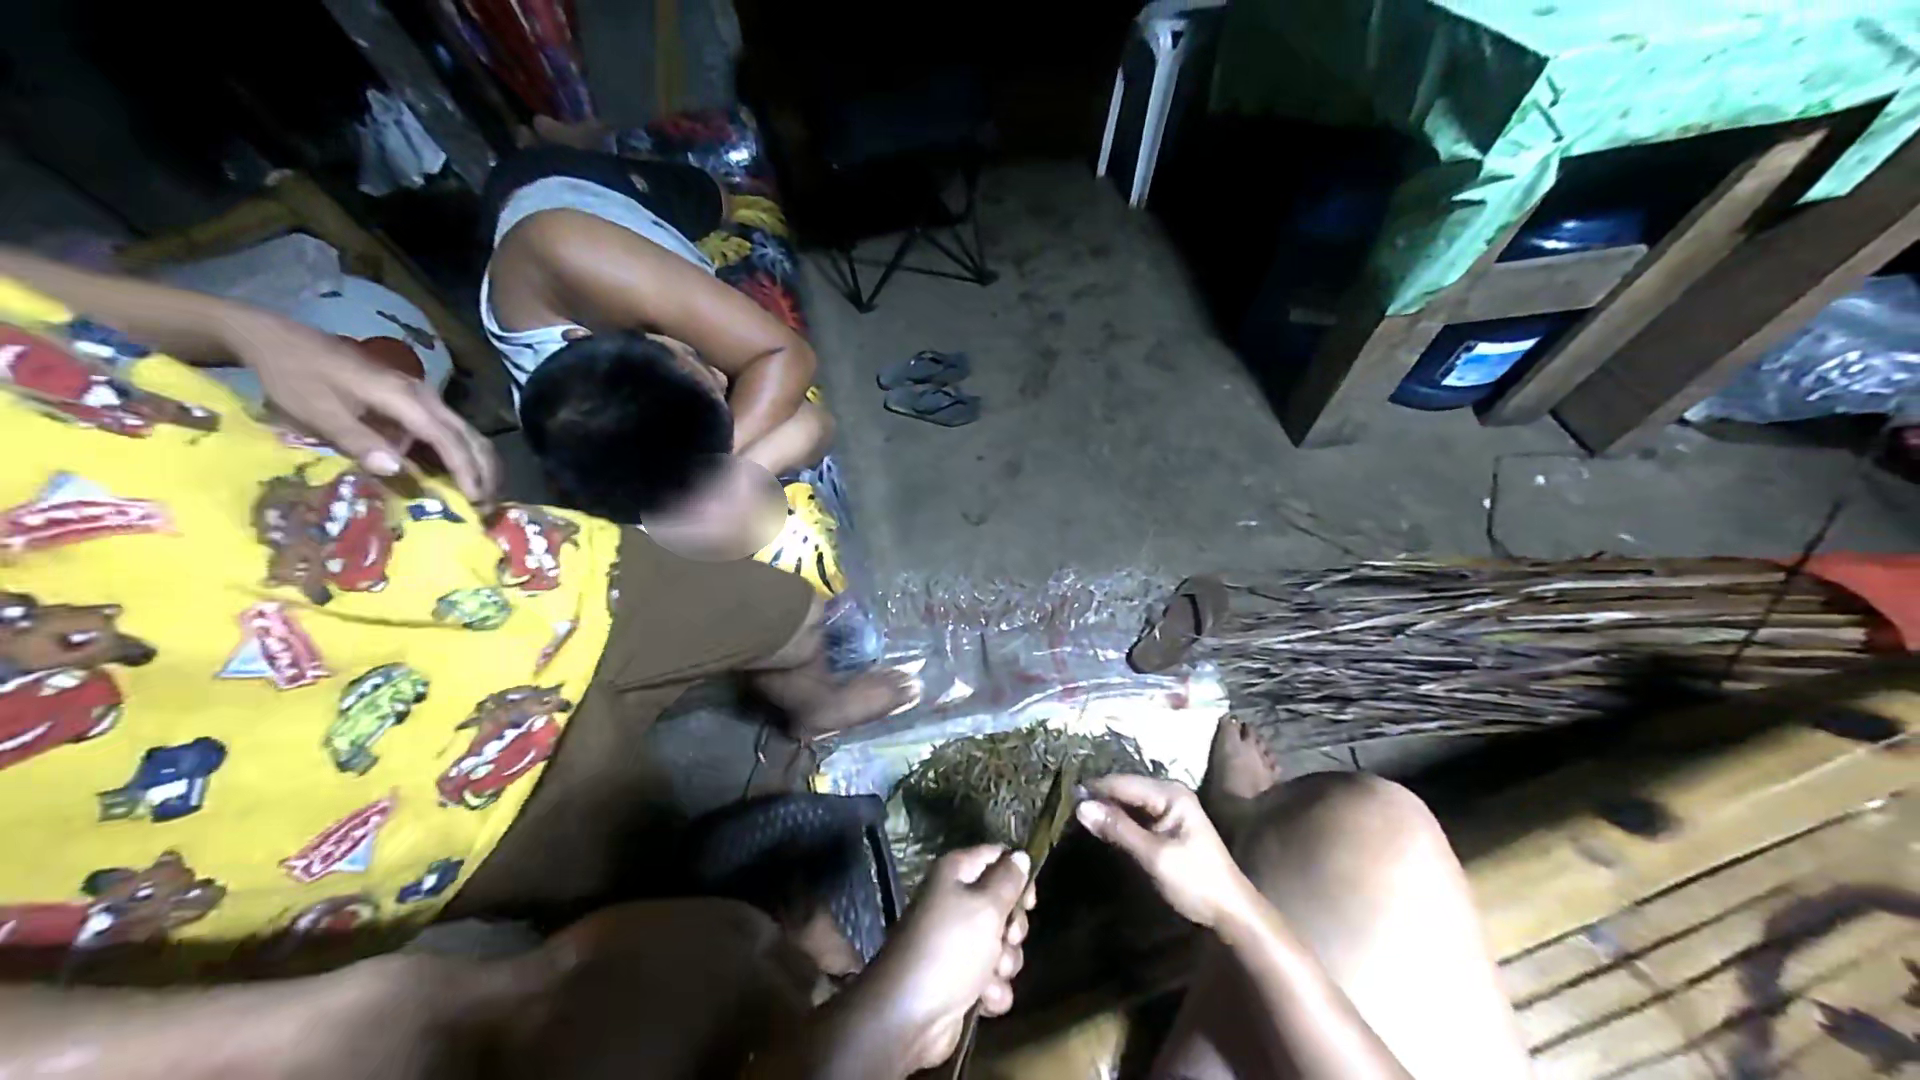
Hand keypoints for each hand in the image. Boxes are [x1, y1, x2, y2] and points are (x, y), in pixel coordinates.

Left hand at [220, 308, 497, 503]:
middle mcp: (425, 397)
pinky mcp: (418, 400)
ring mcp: (424, 397)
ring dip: (481, 464)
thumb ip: (357, 440)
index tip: (475, 499)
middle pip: (471, 437)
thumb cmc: (297, 376)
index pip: (448, 440)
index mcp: (405, 400)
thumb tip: (395, 470)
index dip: (465, 471)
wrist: (281, 339)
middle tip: (489, 504)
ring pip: (469, 434)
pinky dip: (465, 454)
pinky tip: (461, 472)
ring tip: (483, 492)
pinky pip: (453, 431)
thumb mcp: (318, 411)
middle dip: (485, 472)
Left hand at [852, 845, 1034, 1071]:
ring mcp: (957, 942)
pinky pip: (992, 977)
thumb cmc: (950, 949)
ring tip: (991, 975)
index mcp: (956, 873)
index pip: (995, 856)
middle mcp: (955, 901)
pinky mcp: (961, 978)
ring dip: (1005, 962)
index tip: (1030, 898)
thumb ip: (1008, 880)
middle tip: (1007, 937)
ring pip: (1002, 944)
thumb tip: (1020, 855)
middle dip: (1013, 927)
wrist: (910, 1016)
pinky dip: (993, 989)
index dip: (1017, 872)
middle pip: (1003, 902)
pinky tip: (984, 998)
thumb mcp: (986, 907)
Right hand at [1076, 775, 1256, 929]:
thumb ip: (1118, 829)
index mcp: (1171, 794)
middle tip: (1067, 808)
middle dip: (1099, 797)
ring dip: (1107, 808)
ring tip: (1077, 816)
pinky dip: (1118, 819)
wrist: (1231, 912)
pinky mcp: (1165, 825)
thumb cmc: (1196, 881)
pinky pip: (1135, 814)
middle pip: (1125, 788)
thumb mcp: (1154, 856)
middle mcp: (1169, 793)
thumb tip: (1081, 807)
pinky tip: (1100, 826)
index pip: (1123, 783)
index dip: (1095, 789)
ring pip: (1128, 801)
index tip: (1065, 798)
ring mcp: (1168, 808)